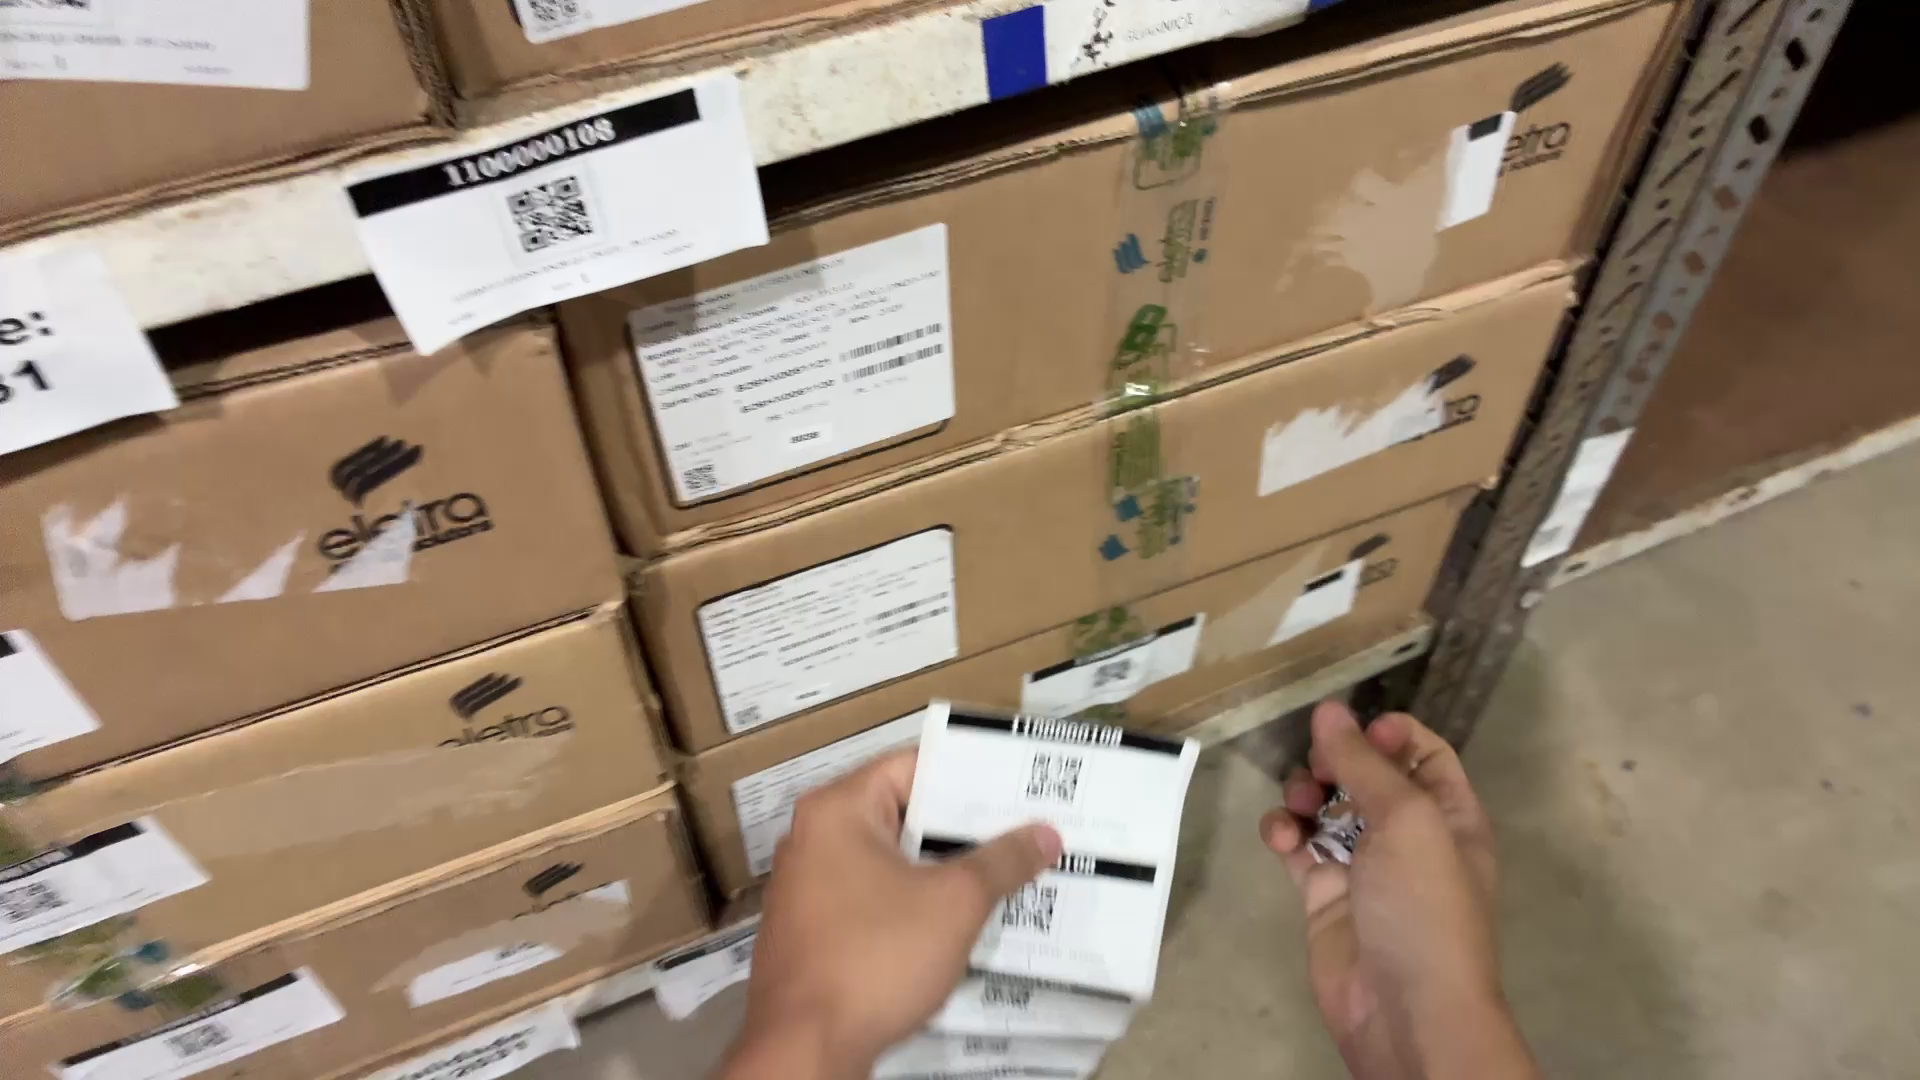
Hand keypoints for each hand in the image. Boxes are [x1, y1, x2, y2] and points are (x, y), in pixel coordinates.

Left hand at [718, 749, 1061, 1079]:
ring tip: (998, 868)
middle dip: (959, 826)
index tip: (1012, 787)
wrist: (802, 1054)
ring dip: (937, 866)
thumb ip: (1003, 861)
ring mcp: (806, 884)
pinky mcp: (810, 928)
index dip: (966, 775)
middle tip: (1017, 827)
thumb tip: (1047, 833)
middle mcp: (814, 835)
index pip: (912, 766)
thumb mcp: (955, 902)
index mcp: (837, 808)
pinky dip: (909, 898)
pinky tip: (954, 916)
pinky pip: (869, 894)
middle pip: (900, 811)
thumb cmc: (877, 956)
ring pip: (887, 857)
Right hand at [1260, 701, 1537, 1079]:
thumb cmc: (1423, 908)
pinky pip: (1295, 839)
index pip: (1420, 751)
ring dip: (1303, 792)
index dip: (1389, 734)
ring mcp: (1361, 859)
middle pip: (1362, 770)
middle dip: (1334, 760)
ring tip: (1300, 806)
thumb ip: (1364, 762)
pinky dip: (1283, 830)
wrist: (1404, 1011)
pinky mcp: (1321, 885)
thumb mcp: (1407, 821)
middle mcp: (1405, 832)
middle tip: (1322, 770)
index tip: (1358, 733)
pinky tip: (1282, 839)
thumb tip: (1329, 709)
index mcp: (1446, 814)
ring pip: (1322, 800)